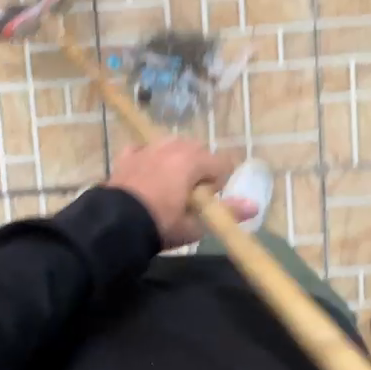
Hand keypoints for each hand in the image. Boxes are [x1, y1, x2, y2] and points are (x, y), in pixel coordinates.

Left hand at [105, 138, 256, 249]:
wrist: (114, 224)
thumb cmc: (160, 224)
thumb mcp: (195, 224)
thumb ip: (227, 212)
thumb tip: (255, 206)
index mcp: (193, 161)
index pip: (221, 163)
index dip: (219, 183)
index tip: (208, 202)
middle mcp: (172, 147)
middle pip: (197, 150)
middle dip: (200, 168)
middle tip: (191, 195)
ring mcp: (147, 148)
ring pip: (171, 145)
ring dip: (176, 159)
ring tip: (170, 184)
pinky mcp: (126, 156)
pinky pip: (143, 149)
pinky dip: (149, 158)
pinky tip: (146, 174)